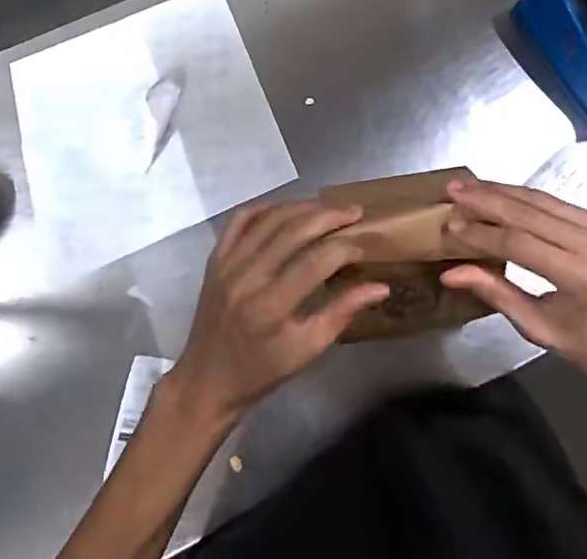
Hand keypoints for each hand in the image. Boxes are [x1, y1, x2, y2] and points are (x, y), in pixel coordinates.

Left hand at [167, 201, 390, 425]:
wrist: (207, 380)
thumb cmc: (261, 372)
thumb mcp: (306, 350)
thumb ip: (342, 313)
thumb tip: (380, 287)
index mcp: (271, 306)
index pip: (315, 262)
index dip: (344, 248)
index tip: (362, 245)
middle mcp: (247, 277)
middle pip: (293, 231)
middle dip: (328, 216)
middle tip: (354, 211)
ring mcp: (227, 264)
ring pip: (269, 219)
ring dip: (301, 207)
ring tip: (328, 206)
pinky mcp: (215, 258)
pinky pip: (240, 220)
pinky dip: (265, 208)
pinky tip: (287, 209)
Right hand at [440, 179, 586, 397]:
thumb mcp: (540, 329)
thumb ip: (495, 293)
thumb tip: (450, 272)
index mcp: (582, 276)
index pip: (520, 242)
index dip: (482, 232)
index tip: (451, 224)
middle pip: (530, 212)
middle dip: (487, 200)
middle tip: (453, 190)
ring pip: (543, 200)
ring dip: (503, 191)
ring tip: (470, 186)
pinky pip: (559, 204)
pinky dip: (526, 198)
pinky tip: (501, 193)